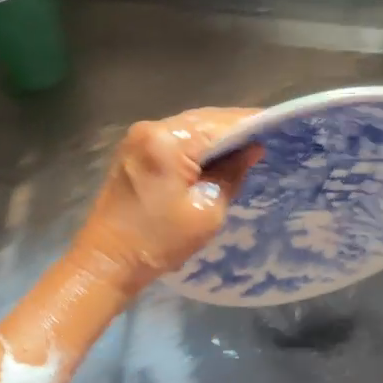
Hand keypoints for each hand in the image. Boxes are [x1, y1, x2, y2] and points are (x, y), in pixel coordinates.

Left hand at [71, 108, 261, 291]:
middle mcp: (152, 128)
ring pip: (189, 127)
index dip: (251, 124)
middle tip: (264, 138)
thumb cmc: (159, 241)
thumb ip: (232, 173)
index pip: (221, 124)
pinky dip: (195, 143)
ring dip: (215, 135)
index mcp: (169, 142)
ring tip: (245, 146)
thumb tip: (251, 149)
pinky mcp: (134, 149)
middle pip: (204, 119)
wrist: (105, 262)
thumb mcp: (207, 212)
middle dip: (234, 128)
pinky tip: (213, 155)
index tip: (277, 128)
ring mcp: (139, 137)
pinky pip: (173, 137)